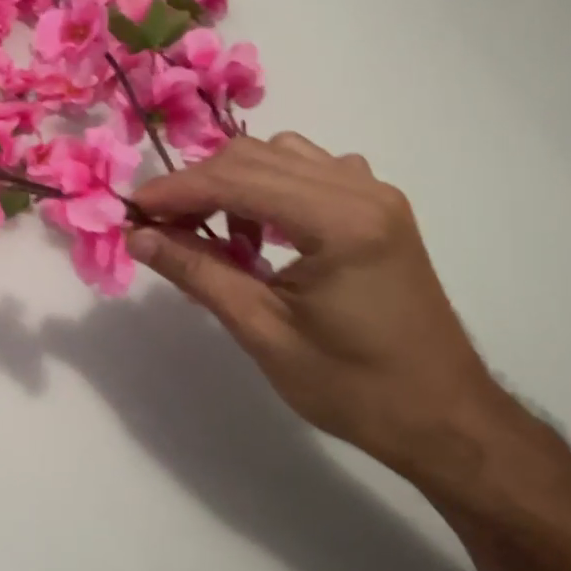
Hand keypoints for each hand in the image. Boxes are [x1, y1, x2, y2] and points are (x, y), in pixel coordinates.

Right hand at [127, 133, 517, 483]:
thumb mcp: (263, 331)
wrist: (441, 415)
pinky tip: (257, 232)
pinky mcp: (378, 211)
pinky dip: (268, 189)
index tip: (129, 212)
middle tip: (157, 228)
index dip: (175, 191)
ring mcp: (376, 196)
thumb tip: (138, 237)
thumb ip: (199, 273)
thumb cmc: (352, 386)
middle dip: (198, 184)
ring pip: (282, 156)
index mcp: (340, 222)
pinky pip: (310, 173)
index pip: (238, 179)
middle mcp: (362, 191)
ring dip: (233, 184)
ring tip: (207, 233)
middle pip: (257, 155)